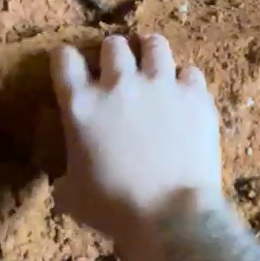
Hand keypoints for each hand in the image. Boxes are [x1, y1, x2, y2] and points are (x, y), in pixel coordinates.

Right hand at [51, 33, 225, 254]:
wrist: (170, 216)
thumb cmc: (113, 209)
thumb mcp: (72, 195)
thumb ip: (67, 173)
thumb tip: (67, 178)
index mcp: (81, 106)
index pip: (64, 60)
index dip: (65, 60)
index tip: (69, 67)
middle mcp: (119, 85)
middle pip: (113, 44)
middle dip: (112, 54)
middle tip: (116, 71)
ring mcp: (161, 86)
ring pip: (154, 44)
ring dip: (149, 53)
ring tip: (151, 66)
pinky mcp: (195, 96)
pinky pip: (190, 72)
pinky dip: (184, 81)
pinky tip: (183, 96)